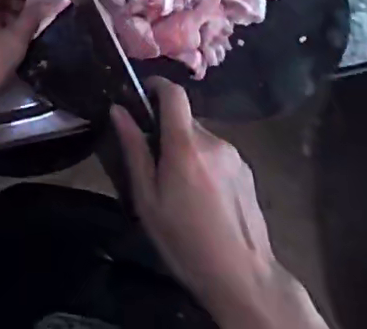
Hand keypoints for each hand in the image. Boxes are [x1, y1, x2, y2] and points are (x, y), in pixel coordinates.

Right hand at [111, 79, 326, 328]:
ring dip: (188, 151)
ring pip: (202, 139)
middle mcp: (213, 140)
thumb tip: (118, 110)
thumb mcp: (148, 201)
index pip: (174, 92)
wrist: (244, 280)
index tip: (142, 96)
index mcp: (186, 144)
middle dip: (168, 132)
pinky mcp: (247, 172)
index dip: (157, 86)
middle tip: (156, 164)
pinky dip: (206, 165)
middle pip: (185, 119)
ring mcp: (234, 155)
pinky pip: (218, 155)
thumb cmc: (186, 242)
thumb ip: (134, 150)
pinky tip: (204, 200)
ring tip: (181, 189)